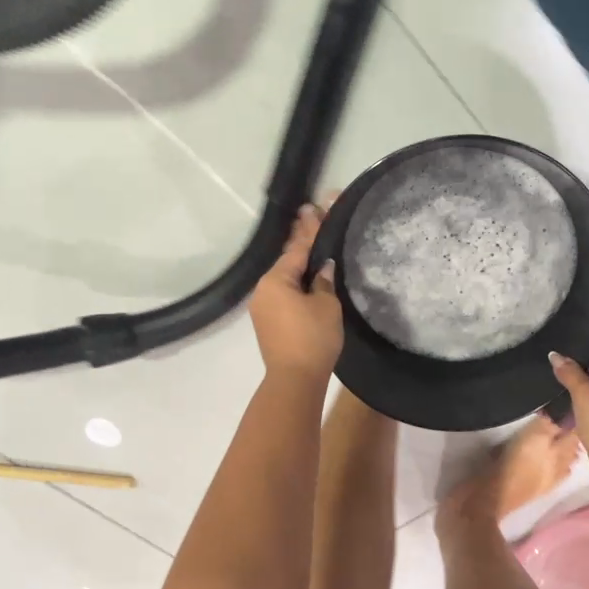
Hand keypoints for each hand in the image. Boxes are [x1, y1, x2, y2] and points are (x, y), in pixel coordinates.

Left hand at [250, 202, 342, 382]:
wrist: (295, 380)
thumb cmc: (313, 338)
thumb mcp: (326, 305)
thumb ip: (323, 282)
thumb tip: (322, 268)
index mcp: (276, 280)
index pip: (297, 248)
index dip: (310, 229)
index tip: (314, 207)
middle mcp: (263, 290)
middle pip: (287, 262)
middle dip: (301, 244)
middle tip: (311, 218)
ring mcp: (262, 308)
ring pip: (284, 280)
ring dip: (298, 267)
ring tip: (313, 250)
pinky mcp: (268, 324)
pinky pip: (283, 296)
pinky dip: (295, 286)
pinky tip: (306, 282)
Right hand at [549, 342, 588, 469]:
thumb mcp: (583, 394)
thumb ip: (569, 372)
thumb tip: (555, 355)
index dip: (580, 347)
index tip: (557, 348)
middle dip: (578, 363)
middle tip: (553, 362)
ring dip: (580, 379)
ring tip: (556, 375)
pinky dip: (585, 392)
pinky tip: (567, 393)